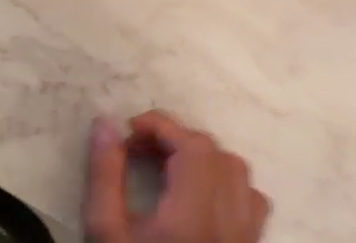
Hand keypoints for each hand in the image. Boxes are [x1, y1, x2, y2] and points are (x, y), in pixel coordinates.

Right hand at [85, 112, 269, 242]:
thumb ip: (105, 173)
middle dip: (175, 139)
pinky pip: (251, 202)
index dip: (161, 125)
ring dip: (202, 160)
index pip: (194, 147)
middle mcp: (231, 225)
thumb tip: (106, 123)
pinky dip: (223, 184)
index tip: (128, 133)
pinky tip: (193, 196)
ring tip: (166, 169)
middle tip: (139, 151)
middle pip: (218, 155)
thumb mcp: (104, 228)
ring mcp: (246, 239)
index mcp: (193, 216)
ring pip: (240, 176)